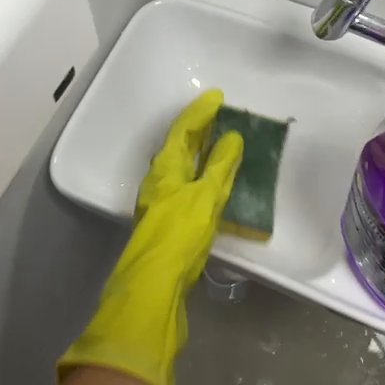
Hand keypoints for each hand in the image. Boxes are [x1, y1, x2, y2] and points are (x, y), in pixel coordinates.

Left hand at [57, 90, 243, 384]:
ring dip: (199, 151)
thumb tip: (231, 138)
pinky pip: (185, 185)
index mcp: (165, 168)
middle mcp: (158, 180)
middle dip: (198, 128)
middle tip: (220, 116)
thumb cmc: (178, 236)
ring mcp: (160, 201)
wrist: (153, 287)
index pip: (182, 129)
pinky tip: (213, 183)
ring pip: (180, 166)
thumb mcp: (205, 198)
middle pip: (178, 146)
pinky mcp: (167, 222)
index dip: (200, 112)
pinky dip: (201, 174)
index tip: (217, 97)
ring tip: (220, 143)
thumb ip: (219, 168)